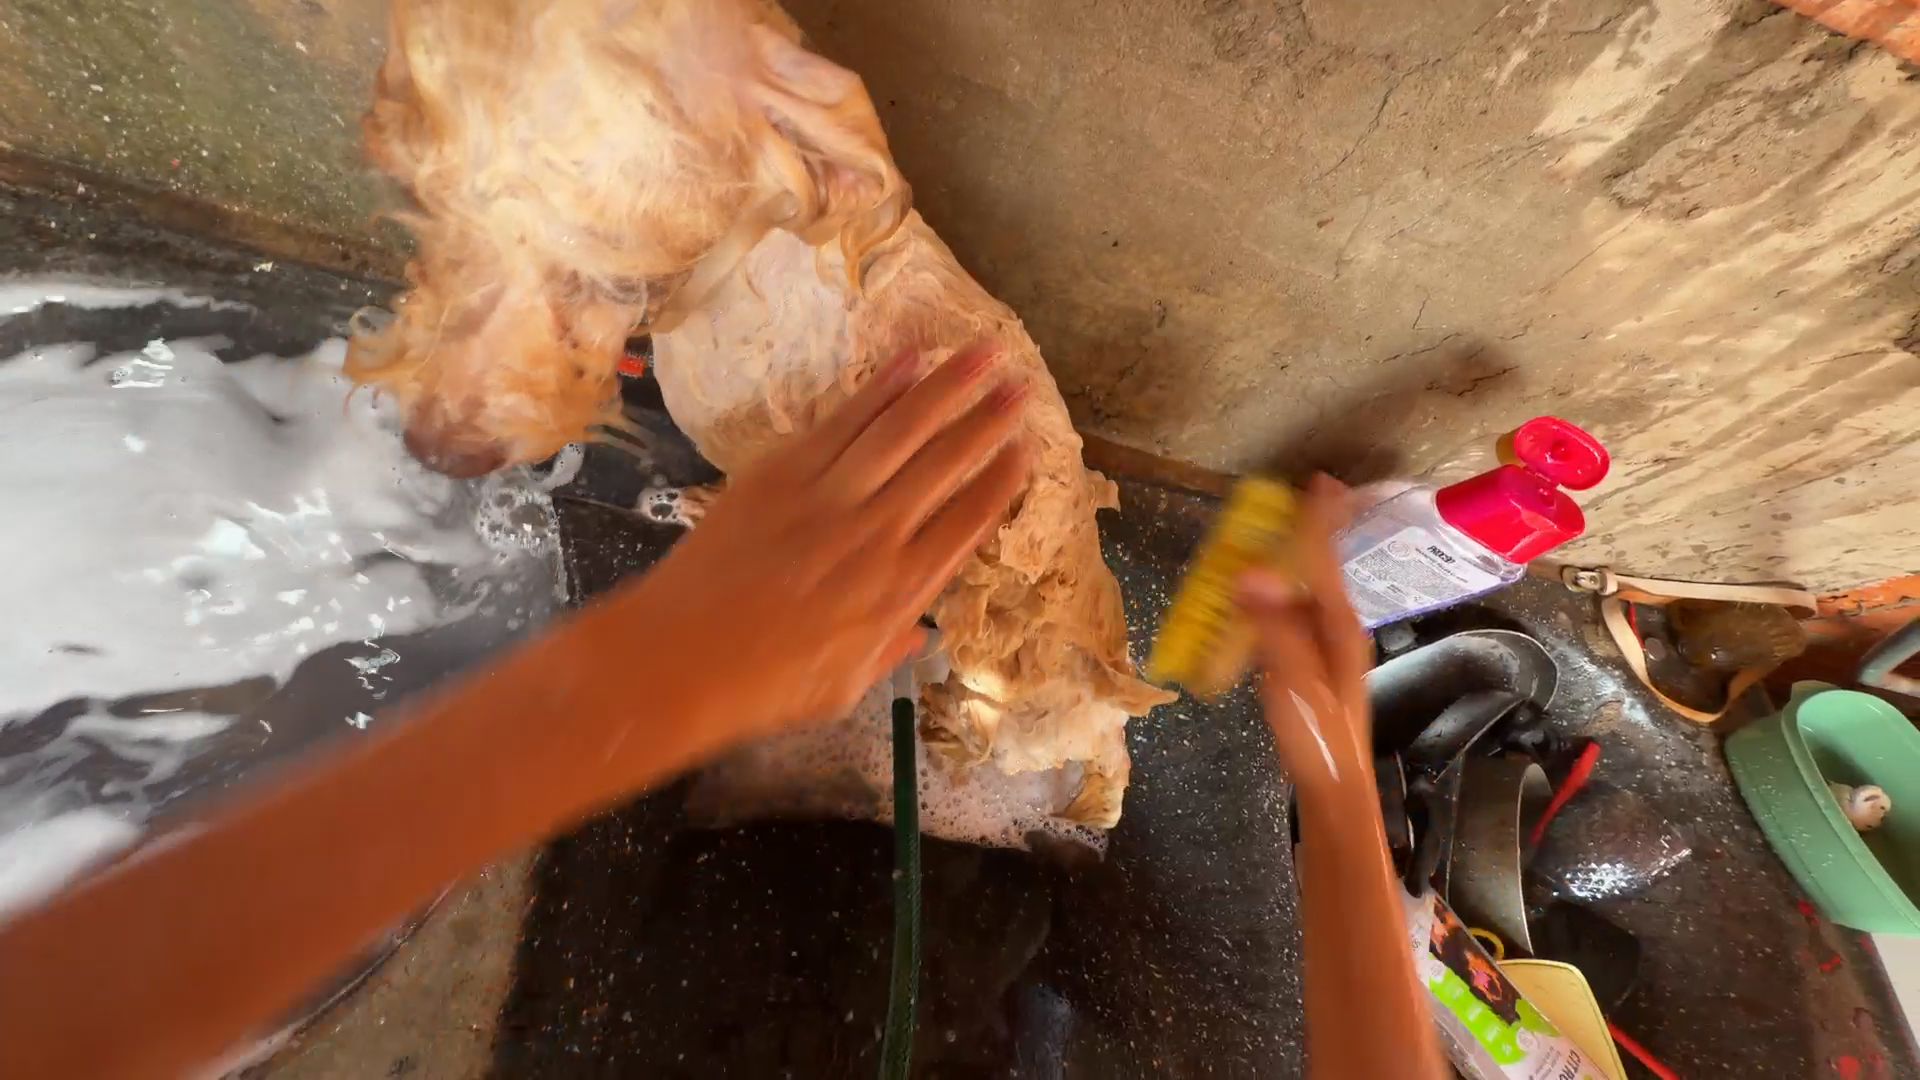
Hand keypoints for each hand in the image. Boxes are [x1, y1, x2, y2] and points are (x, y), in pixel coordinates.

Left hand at [626, 342, 1029, 753]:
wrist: (676, 660)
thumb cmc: (763, 685)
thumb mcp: (844, 687)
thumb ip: (889, 650)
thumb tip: (919, 631)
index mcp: (899, 591)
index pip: (967, 521)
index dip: (1001, 481)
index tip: (1026, 449)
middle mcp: (875, 534)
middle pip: (946, 465)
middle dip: (988, 421)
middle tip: (1021, 386)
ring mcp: (828, 496)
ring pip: (901, 431)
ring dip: (947, 387)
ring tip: (983, 352)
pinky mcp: (783, 472)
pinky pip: (842, 422)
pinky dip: (879, 389)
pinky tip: (909, 361)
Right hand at [1240, 475, 1373, 805]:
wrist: (1331, 782)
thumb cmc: (1317, 734)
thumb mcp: (1294, 680)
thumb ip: (1273, 627)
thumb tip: (1249, 574)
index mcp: (1336, 625)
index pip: (1326, 559)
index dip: (1323, 519)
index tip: (1321, 481)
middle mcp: (1334, 626)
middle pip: (1316, 568)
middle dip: (1301, 535)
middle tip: (1277, 506)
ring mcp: (1321, 644)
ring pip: (1300, 590)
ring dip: (1281, 564)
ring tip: (1256, 542)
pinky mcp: (1305, 658)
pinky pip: (1285, 613)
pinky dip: (1267, 596)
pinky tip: (1246, 599)